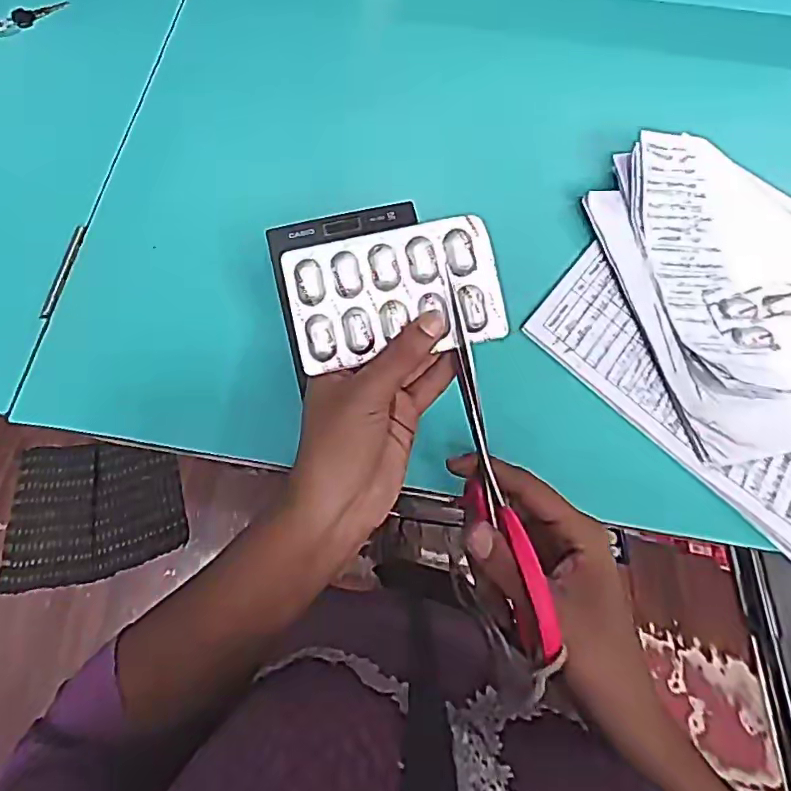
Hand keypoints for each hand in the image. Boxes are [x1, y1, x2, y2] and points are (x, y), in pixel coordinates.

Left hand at [286, 310, 455, 546]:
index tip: (414, 282)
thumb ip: (401, 357)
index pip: (364, 325)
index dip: (387, 304)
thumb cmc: (331, 452)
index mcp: (334, 363)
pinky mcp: (403, 415)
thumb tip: (428, 322)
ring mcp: (382, 396)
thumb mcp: (366, 393)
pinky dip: (443, 370)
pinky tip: (458, 351)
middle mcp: (358, 376)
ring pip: (413, 361)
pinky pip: (426, 385)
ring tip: (459, 315)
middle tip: (444, 293)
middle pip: (392, 341)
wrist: (342, 507)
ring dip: (434, 343)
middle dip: (416, 320)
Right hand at [446, 454, 636, 681]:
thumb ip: (505, 565)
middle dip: (490, 542)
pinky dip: (500, 585)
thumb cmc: (595, 659)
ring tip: (506, 609)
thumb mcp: (545, 610)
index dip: (490, 473)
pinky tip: (510, 614)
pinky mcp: (547, 578)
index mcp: (580, 532)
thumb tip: (470, 525)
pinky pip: (509, 565)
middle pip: (512, 514)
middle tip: (484, 574)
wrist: (619, 714)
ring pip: (505, 542)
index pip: (529, 488)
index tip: (454, 467)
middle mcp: (569, 537)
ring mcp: (558, 558)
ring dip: (494, 572)